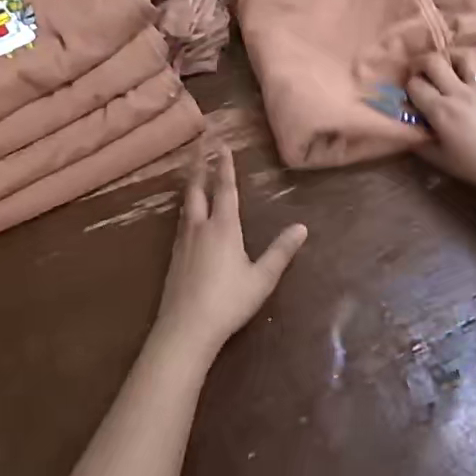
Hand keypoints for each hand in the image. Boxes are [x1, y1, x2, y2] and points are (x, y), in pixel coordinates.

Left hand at [153, 144, 306, 358]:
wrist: (185, 330)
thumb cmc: (228, 302)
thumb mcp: (262, 278)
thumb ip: (281, 251)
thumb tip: (302, 227)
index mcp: (223, 228)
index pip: (225, 189)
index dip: (225, 166)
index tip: (223, 145)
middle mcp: (200, 228)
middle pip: (197, 189)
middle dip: (200, 166)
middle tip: (199, 146)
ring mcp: (183, 242)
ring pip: (185, 205)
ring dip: (190, 185)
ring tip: (192, 173)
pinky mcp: (174, 258)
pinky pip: (180, 222)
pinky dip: (185, 207)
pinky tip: (186, 216)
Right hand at [406, 52, 475, 191]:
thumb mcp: (441, 159)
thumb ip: (420, 142)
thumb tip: (409, 128)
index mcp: (441, 110)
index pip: (415, 84)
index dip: (408, 88)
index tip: (409, 97)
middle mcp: (458, 92)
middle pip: (434, 61)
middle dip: (420, 63)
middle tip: (419, 74)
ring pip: (461, 57)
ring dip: (450, 61)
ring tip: (446, 73)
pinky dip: (471, 73)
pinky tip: (468, 84)